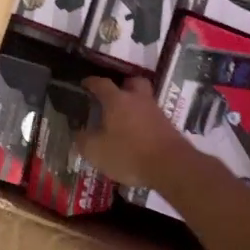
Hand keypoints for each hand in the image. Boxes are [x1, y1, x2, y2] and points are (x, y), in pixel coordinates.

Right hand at [78, 75, 189, 189]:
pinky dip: (144, 122)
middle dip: (123, 86)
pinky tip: (138, 136)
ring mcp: (155, 111)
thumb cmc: (129, 154)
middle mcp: (138, 99)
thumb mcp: (97, 152)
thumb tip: (78, 132)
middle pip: (132, 82)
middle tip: (113, 97)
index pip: (101, 83)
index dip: (91, 83)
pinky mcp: (168, 126)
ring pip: (144, 100)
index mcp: (117, 100)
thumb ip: (84, 140)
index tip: (85, 84)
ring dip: (135, 106)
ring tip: (124, 120)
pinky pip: (152, 117)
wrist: (171, 166)